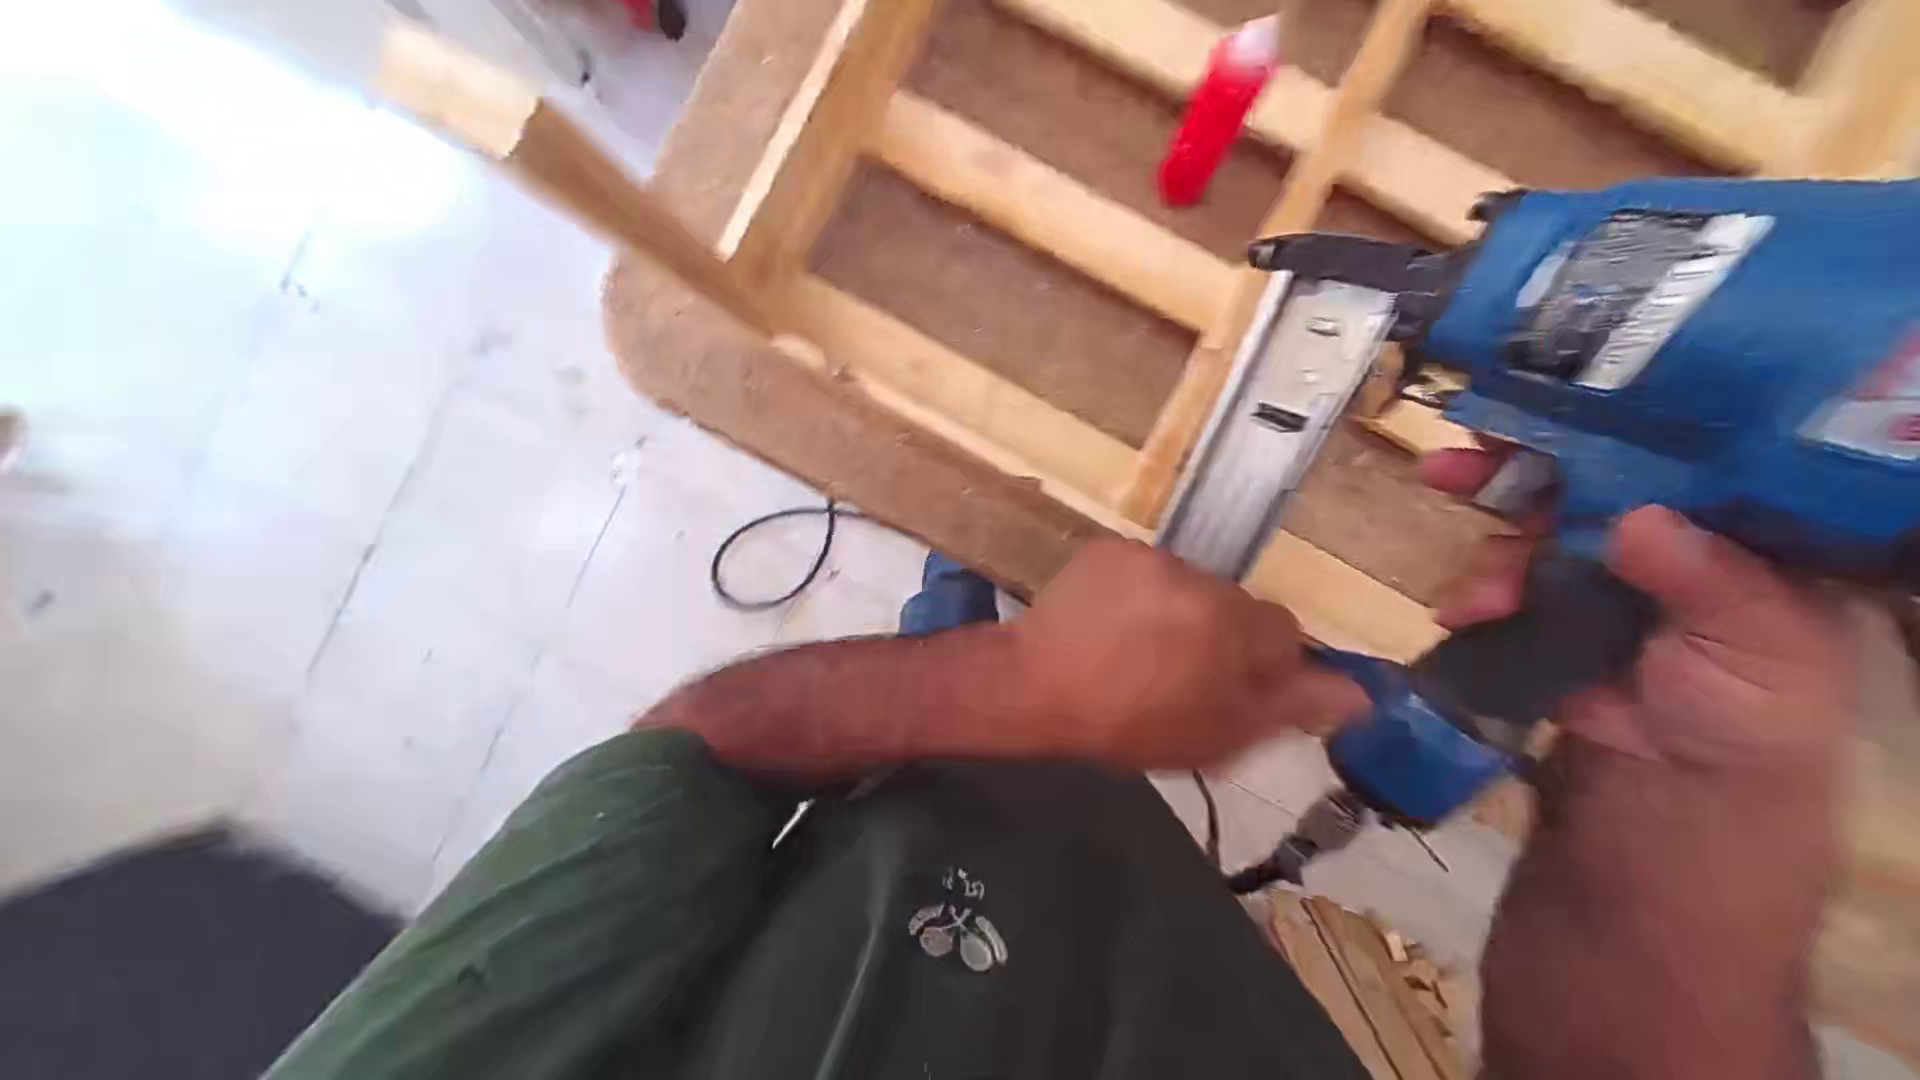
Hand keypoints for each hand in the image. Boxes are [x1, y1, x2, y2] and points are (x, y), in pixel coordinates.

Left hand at [1010, 538, 1366, 770]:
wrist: (1034, 687)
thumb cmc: (1127, 724)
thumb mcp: (1217, 734)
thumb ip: (1290, 705)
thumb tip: (1359, 692)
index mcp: (1231, 623)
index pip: (1283, 632)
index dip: (1259, 662)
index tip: (1226, 683)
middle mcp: (1197, 578)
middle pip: (1234, 603)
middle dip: (1219, 634)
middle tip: (1175, 669)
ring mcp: (1148, 556)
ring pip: (1189, 584)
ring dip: (1178, 610)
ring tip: (1136, 645)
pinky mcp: (1110, 547)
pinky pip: (1145, 569)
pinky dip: (1139, 592)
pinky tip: (1112, 622)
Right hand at [1421, 445, 1853, 793]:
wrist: (1677, 773)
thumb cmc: (1756, 705)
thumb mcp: (1766, 645)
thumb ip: (1715, 584)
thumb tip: (1639, 521)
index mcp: (1717, 520)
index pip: (1664, 452)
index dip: (1610, 424)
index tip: (1549, 404)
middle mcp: (1642, 527)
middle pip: (1567, 476)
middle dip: (1505, 465)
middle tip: (1452, 461)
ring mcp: (1578, 562)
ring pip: (1518, 526)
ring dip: (1484, 553)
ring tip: (1477, 596)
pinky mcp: (1531, 599)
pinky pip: (1490, 581)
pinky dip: (1470, 598)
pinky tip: (1464, 618)